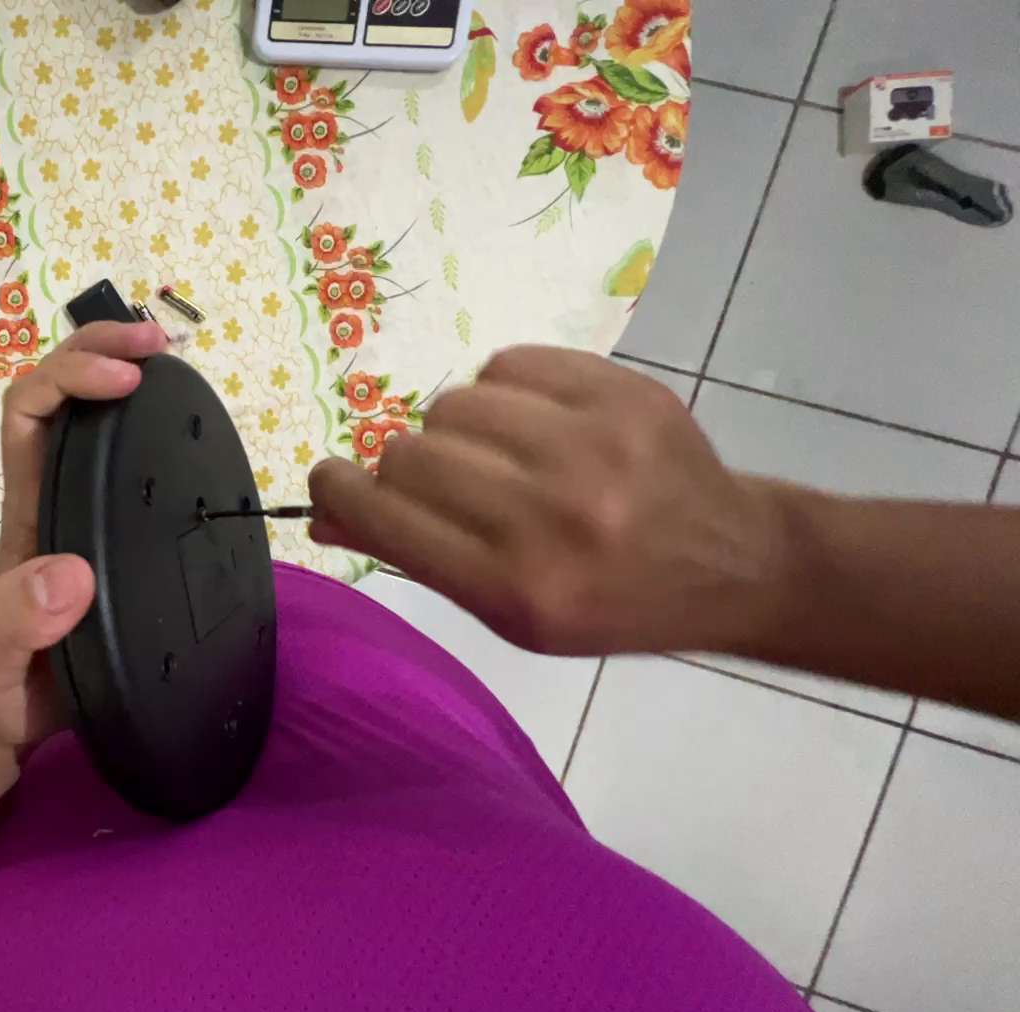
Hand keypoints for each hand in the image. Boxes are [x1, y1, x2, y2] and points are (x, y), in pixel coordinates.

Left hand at [0, 321, 168, 753]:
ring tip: (168, 357)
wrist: (21, 715)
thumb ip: (17, 623)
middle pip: (53, 395)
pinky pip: (124, 461)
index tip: (126, 380)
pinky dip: (147, 423)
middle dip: (95, 348)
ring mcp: (81, 509)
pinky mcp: (112, 531)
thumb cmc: (5, 684)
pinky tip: (178, 423)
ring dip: (121, 369)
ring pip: (87, 418)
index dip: (68, 378)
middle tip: (156, 342)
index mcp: (27, 510)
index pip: (27, 414)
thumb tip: (69, 572)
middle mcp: (51, 495)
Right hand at [307, 346, 786, 655]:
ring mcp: (592, 448)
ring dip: (454, 430)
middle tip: (439, 484)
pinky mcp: (624, 393)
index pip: (379, 516)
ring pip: (451, 405)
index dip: (336, 491)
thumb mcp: (495, 607)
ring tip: (494, 453)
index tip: (332, 481)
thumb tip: (322, 513)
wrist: (730, 565)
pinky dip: (501, 390)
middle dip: (403, 467)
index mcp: (509, 584)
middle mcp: (547, 516)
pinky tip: (531, 420)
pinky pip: (506, 364)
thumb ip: (405, 555)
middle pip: (407, 454)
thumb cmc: (596, 602)